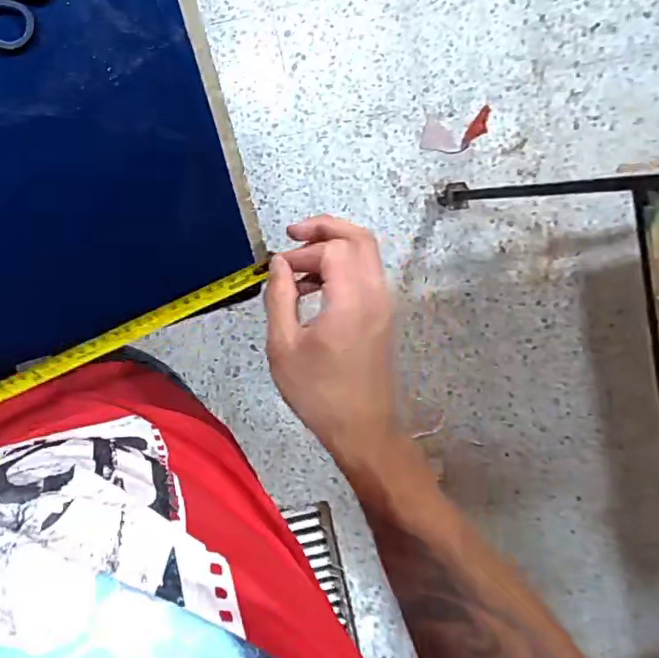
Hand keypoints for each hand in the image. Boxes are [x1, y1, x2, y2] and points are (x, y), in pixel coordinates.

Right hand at [263, 216, 409, 470]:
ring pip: (365, 253)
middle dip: (323, 228)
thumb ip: (279, 297)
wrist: (362, 429)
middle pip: (359, 238)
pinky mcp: (381, 315)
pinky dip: (339, 266)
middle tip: (291, 235)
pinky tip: (312, 287)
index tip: (276, 268)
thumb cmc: (317, 391)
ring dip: (331, 248)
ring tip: (295, 267)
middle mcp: (375, 294)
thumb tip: (278, 264)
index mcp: (351, 300)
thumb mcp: (283, 345)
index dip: (301, 251)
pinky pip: (364, 273)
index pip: (333, 249)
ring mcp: (383, 304)